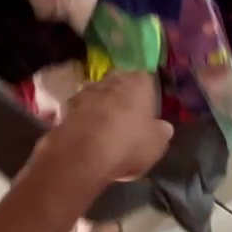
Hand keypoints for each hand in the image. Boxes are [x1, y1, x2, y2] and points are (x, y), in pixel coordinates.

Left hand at [30, 72, 173, 190]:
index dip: (147, 93)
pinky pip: (82, 110)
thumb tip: (164, 127)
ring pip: (99, 95)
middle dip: (123, 97)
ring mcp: (87, 90)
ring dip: (102, 107)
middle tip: (128, 118)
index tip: (147, 110)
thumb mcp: (156, 145)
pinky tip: (88, 137)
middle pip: (120, 83)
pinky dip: (85, 119)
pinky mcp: (67, 106)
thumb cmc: (127, 144)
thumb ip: (161, 132)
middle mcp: (112, 79)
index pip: (146, 79)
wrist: (82, 153)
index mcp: (137, 83)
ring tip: (106, 130)